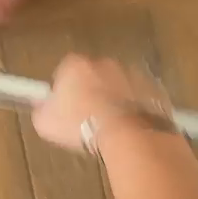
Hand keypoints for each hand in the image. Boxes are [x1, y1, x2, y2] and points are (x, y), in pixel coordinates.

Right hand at [33, 55, 171, 153]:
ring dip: (115, 97)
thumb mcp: (46, 123)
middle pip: (94, 74)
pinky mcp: (156, 89)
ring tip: (112, 124)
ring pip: (119, 83)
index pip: (65, 71)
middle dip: (92, 90)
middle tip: (89, 116)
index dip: (65, 90)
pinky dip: (137, 106)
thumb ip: (41, 110)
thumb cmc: (82, 125)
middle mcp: (104, 62)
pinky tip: (131, 126)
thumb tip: (42, 107)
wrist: (130, 136)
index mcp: (75, 64)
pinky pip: (141, 96)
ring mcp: (133, 73)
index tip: (66, 108)